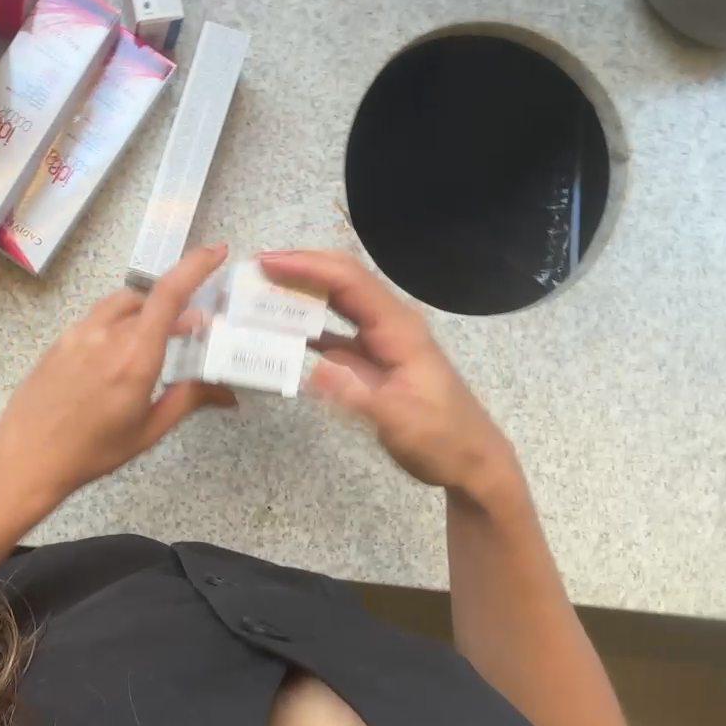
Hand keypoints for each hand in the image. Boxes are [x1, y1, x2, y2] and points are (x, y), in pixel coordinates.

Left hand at [0, 245, 236, 510]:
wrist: (26, 457)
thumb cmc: (91, 451)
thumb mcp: (148, 431)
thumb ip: (188, 401)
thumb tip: (227, 392)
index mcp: (135, 356)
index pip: (170, 294)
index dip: (196, 266)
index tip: (216, 253)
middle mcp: (107, 335)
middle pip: (149, 300)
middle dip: (175, 308)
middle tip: (190, 330)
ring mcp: (79, 334)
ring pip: (121, 305)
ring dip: (144, 311)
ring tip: (153, 339)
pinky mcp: (60, 341)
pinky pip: (97, 318)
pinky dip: (117, 323)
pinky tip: (116, 354)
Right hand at [259, 250, 514, 495]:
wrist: (470, 462)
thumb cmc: (443, 440)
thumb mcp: (401, 422)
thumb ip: (357, 396)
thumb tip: (312, 373)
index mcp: (399, 329)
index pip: (349, 282)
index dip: (308, 267)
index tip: (268, 263)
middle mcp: (388, 325)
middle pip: (341, 280)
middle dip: (299, 267)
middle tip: (255, 268)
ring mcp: (379, 341)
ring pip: (336, 302)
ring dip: (300, 292)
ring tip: (259, 289)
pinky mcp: (369, 360)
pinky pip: (333, 332)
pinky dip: (304, 326)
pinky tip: (279, 329)